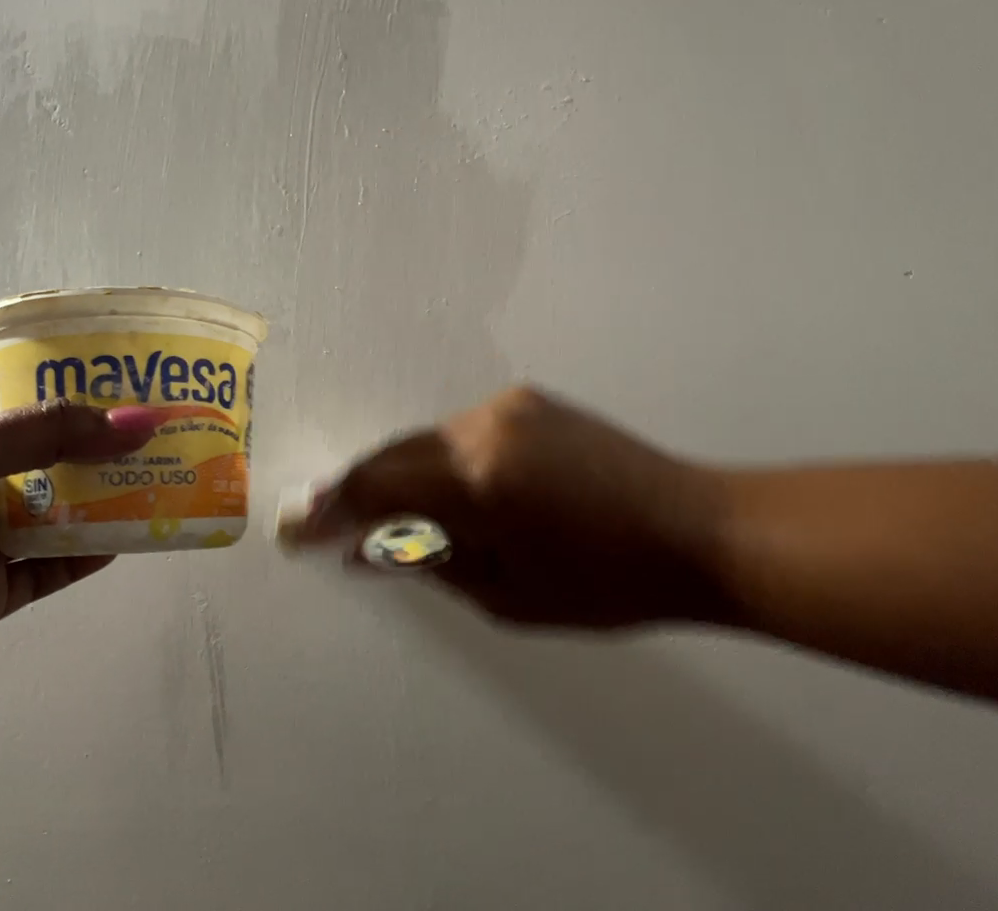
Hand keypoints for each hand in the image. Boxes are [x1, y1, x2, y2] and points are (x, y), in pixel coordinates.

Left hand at [0, 397, 160, 750]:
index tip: (145, 386)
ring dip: (106, 503)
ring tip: (165, 488)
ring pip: (61, 513)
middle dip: (106, 448)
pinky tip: (129, 545)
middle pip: (55, 458)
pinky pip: (53, 568)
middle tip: (170, 439)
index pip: (33, 402)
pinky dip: (89, 555)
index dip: (86, 392)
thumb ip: (40, 435)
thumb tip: (134, 420)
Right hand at [293, 386, 732, 627]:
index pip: (375, 488)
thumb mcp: (507, 595)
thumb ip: (428, 562)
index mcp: (478, 479)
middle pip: (392, 454)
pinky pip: (459, 433)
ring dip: (399, 476)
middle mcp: (484, 427)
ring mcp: (508, 407)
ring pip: (425, 440)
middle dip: (356, 491)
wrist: (702, 530)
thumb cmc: (607, 583)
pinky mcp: (529, 402)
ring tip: (383, 516)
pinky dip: (437, 463)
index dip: (328, 512)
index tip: (294, 531)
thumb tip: (365, 550)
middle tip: (323, 524)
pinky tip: (440, 492)